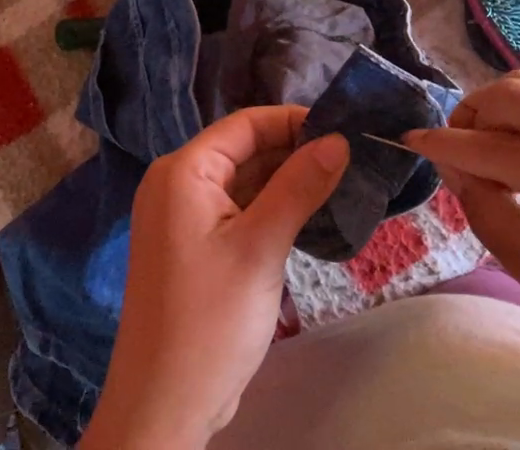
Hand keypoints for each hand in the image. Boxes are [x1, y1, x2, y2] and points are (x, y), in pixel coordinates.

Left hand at [81, 106, 348, 449]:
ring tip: (345, 184)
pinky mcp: (194, 247)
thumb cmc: (210, 317)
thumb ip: (298, 187)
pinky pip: (237, 211)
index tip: (346, 129)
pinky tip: (312, 216)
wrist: (165, 399)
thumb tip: (337, 139)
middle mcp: (176, 184)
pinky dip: (271, 209)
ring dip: (287, 182)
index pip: (244, 125)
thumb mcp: (260, 247)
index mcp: (182, 171)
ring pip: (243, 182)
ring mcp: (183, 217)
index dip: (294, 121)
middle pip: (243, 151)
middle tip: (354, 159)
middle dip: (295, 152)